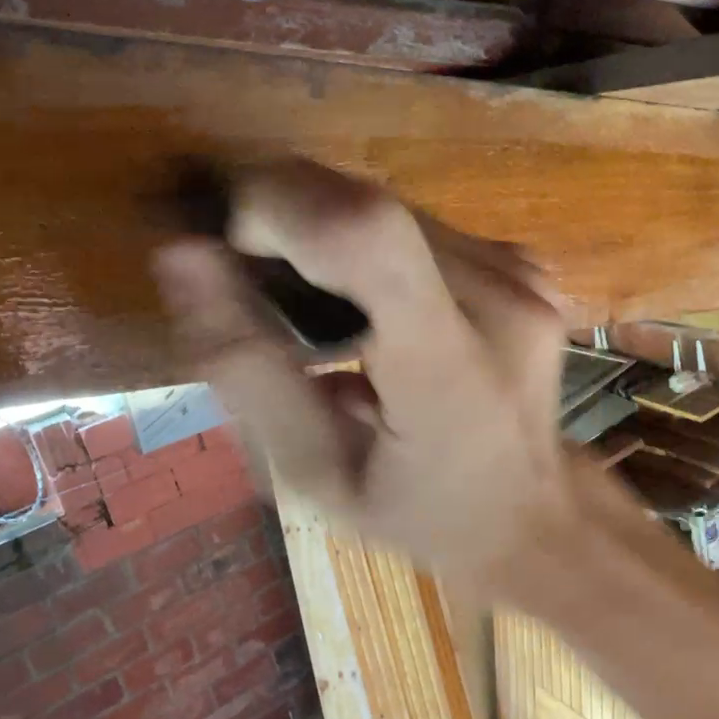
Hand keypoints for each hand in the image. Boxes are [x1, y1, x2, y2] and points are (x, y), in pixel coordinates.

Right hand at [151, 160, 579, 591]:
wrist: (535, 511)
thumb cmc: (420, 512)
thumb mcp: (313, 473)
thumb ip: (247, 368)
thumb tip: (183, 255)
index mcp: (450, 368)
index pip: (369, 236)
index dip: (283, 209)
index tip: (232, 250)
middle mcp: (499, 298)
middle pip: (369, 205)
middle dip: (287, 217)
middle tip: (252, 280)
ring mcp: (521, 274)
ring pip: (388, 207)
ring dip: (325, 232)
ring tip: (308, 305)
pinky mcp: (523, 262)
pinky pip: (419, 224)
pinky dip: (368, 246)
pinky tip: (362, 303)